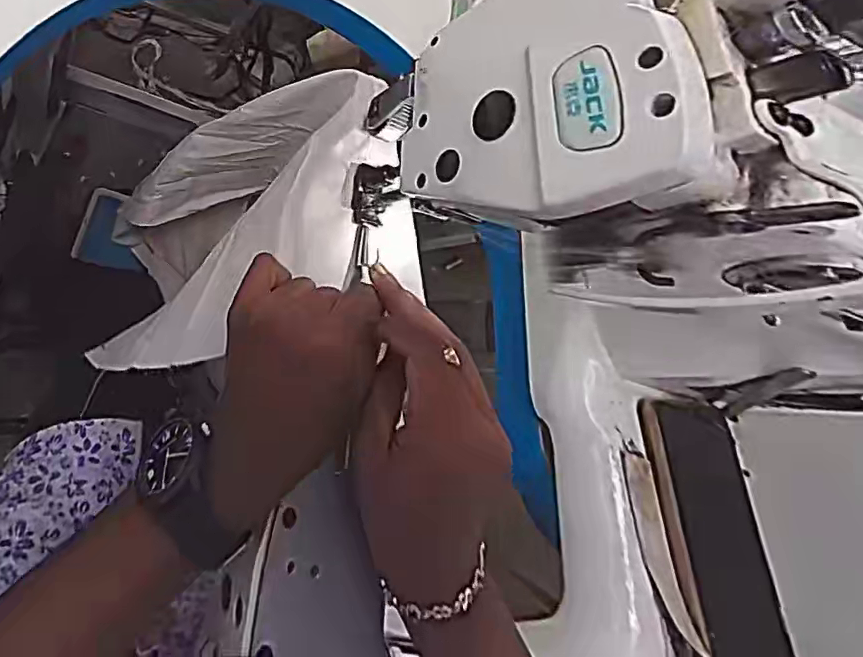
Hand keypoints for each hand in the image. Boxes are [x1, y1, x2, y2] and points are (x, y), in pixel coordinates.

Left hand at [208, 253, 381, 532]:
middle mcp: (303, 321)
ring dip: (307, 305)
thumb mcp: (360, 390)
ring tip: (299, 336)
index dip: (367, 314)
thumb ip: (374, 343)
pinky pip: (267, 267)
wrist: (257, 444)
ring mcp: (270, 313)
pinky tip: (280, 311)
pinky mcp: (243, 309)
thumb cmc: (305, 428)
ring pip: (305, 284)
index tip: (362, 324)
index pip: (367, 295)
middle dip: (337, 314)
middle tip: (327, 342)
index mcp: (338, 341)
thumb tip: (379, 312)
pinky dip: (275, 283)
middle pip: (336, 290)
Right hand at [352, 264, 512, 604]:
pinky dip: (439, 354)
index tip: (377, 300)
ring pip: (460, 358)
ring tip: (397, 305)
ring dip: (428, 328)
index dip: (400, 319)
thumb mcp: (370, 457)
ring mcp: (492, 429)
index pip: (428, 352)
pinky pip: (465, 378)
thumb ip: (379, 395)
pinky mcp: (493, 432)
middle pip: (449, 348)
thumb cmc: (399, 530)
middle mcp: (479, 426)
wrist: (440, 576)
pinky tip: (417, 343)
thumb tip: (384, 350)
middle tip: (386, 285)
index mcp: (446, 432)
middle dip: (415, 311)